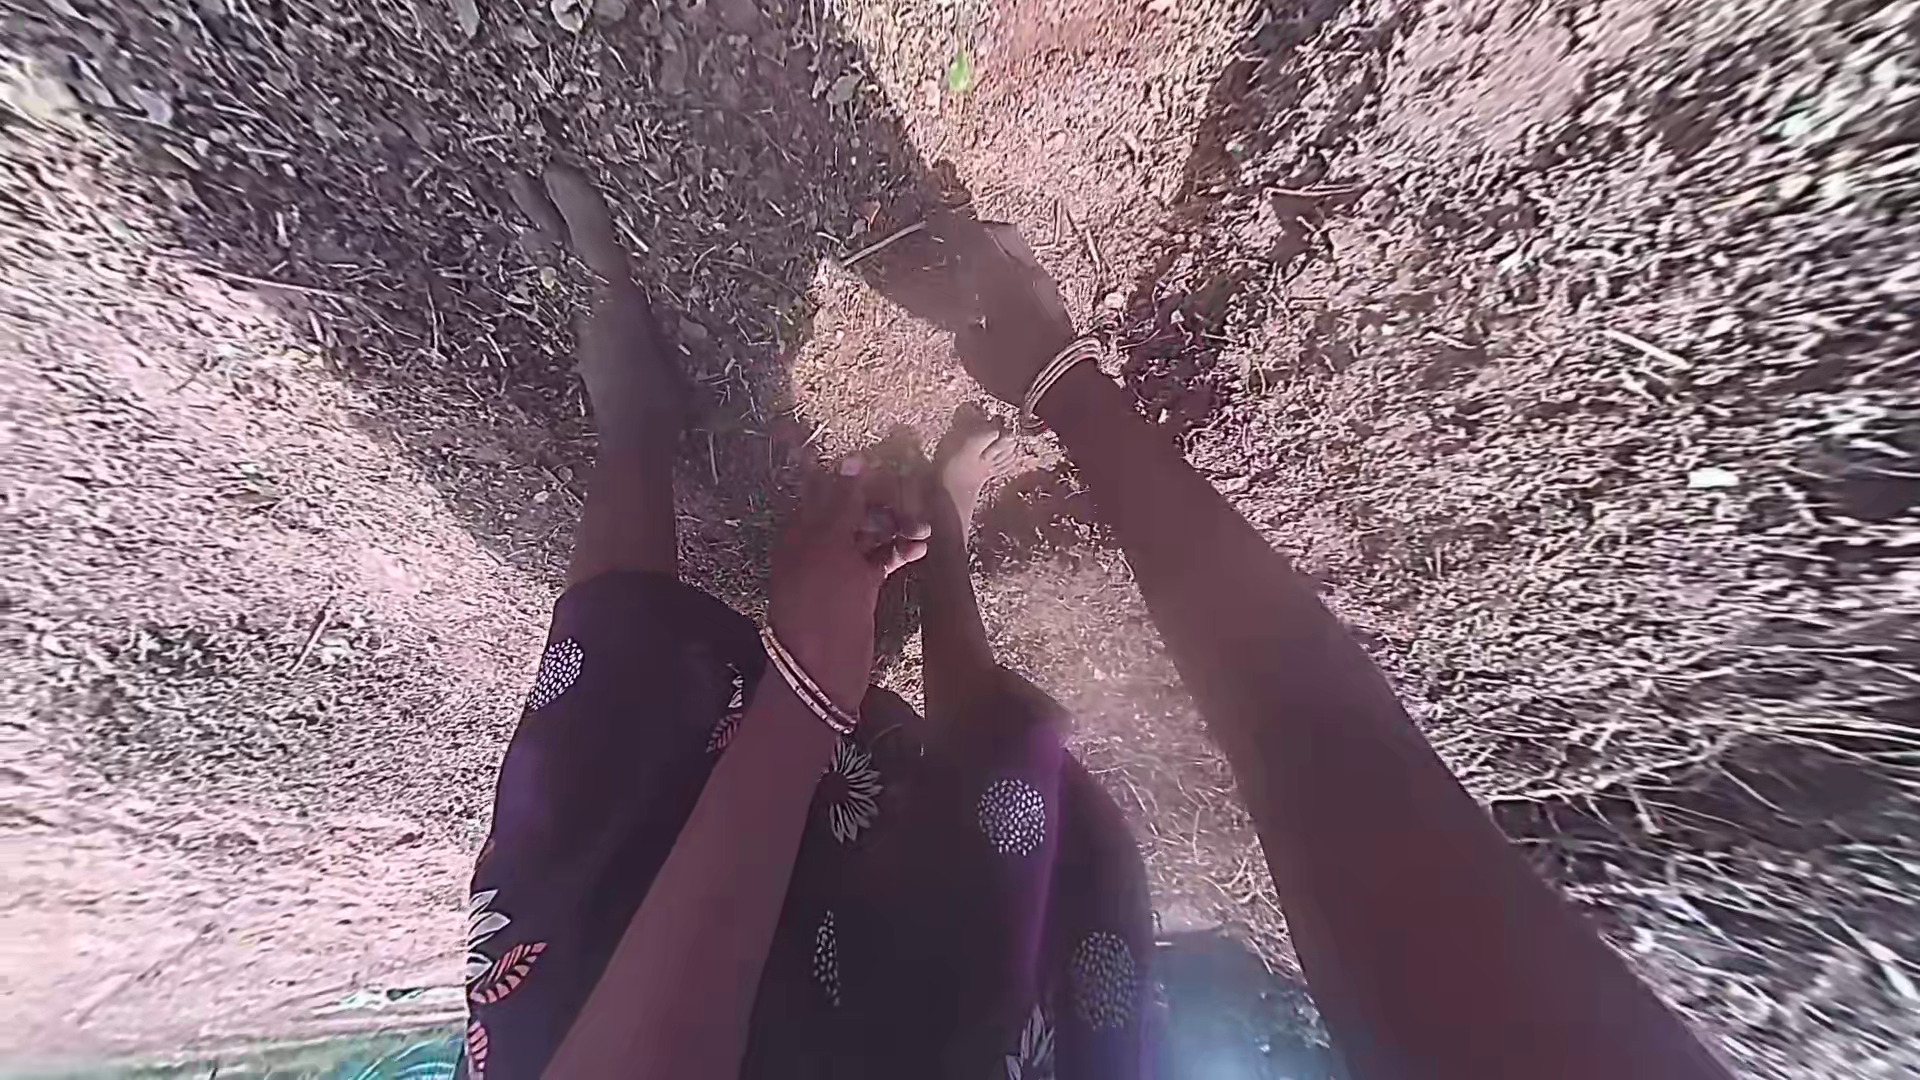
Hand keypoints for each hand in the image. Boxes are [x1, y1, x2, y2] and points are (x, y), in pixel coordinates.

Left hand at [767, 453, 929, 711]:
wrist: (823, 672)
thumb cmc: (822, 605)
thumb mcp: (831, 548)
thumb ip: (843, 503)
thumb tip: (854, 458)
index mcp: (805, 528)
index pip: (837, 488)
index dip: (866, 479)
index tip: (899, 477)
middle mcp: (822, 541)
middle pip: (858, 508)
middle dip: (887, 502)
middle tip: (918, 505)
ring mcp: (843, 564)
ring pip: (873, 531)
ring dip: (898, 526)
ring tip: (925, 530)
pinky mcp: (862, 585)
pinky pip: (883, 557)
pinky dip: (901, 550)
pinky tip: (922, 548)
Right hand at [951, 221, 1076, 404]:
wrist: (1062, 384)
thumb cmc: (1016, 369)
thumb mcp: (975, 355)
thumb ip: (964, 329)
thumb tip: (963, 323)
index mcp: (1002, 279)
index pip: (975, 240)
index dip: (955, 231)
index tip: (941, 228)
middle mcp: (1026, 273)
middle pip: (1003, 234)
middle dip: (981, 232)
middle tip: (961, 240)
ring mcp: (1044, 284)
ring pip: (1019, 251)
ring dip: (999, 251)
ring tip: (980, 266)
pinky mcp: (1054, 299)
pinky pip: (1029, 271)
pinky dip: (1012, 270)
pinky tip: (1000, 288)